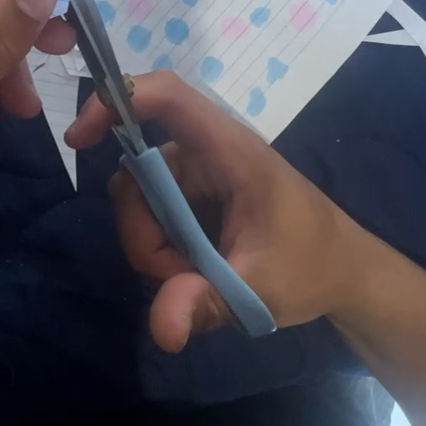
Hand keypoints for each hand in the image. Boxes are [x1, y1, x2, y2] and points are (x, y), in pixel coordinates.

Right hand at [65, 71, 378, 352]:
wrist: (346, 273)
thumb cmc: (314, 267)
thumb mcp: (264, 291)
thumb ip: (209, 303)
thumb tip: (161, 329)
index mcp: (229, 150)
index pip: (167, 96)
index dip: (117, 99)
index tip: (79, 138)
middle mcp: (205, 150)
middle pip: (138, 169)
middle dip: (142, 230)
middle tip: (178, 277)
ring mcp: (195, 171)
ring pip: (138, 197)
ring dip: (152, 245)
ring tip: (195, 277)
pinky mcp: (191, 191)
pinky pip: (150, 210)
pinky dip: (158, 245)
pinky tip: (190, 268)